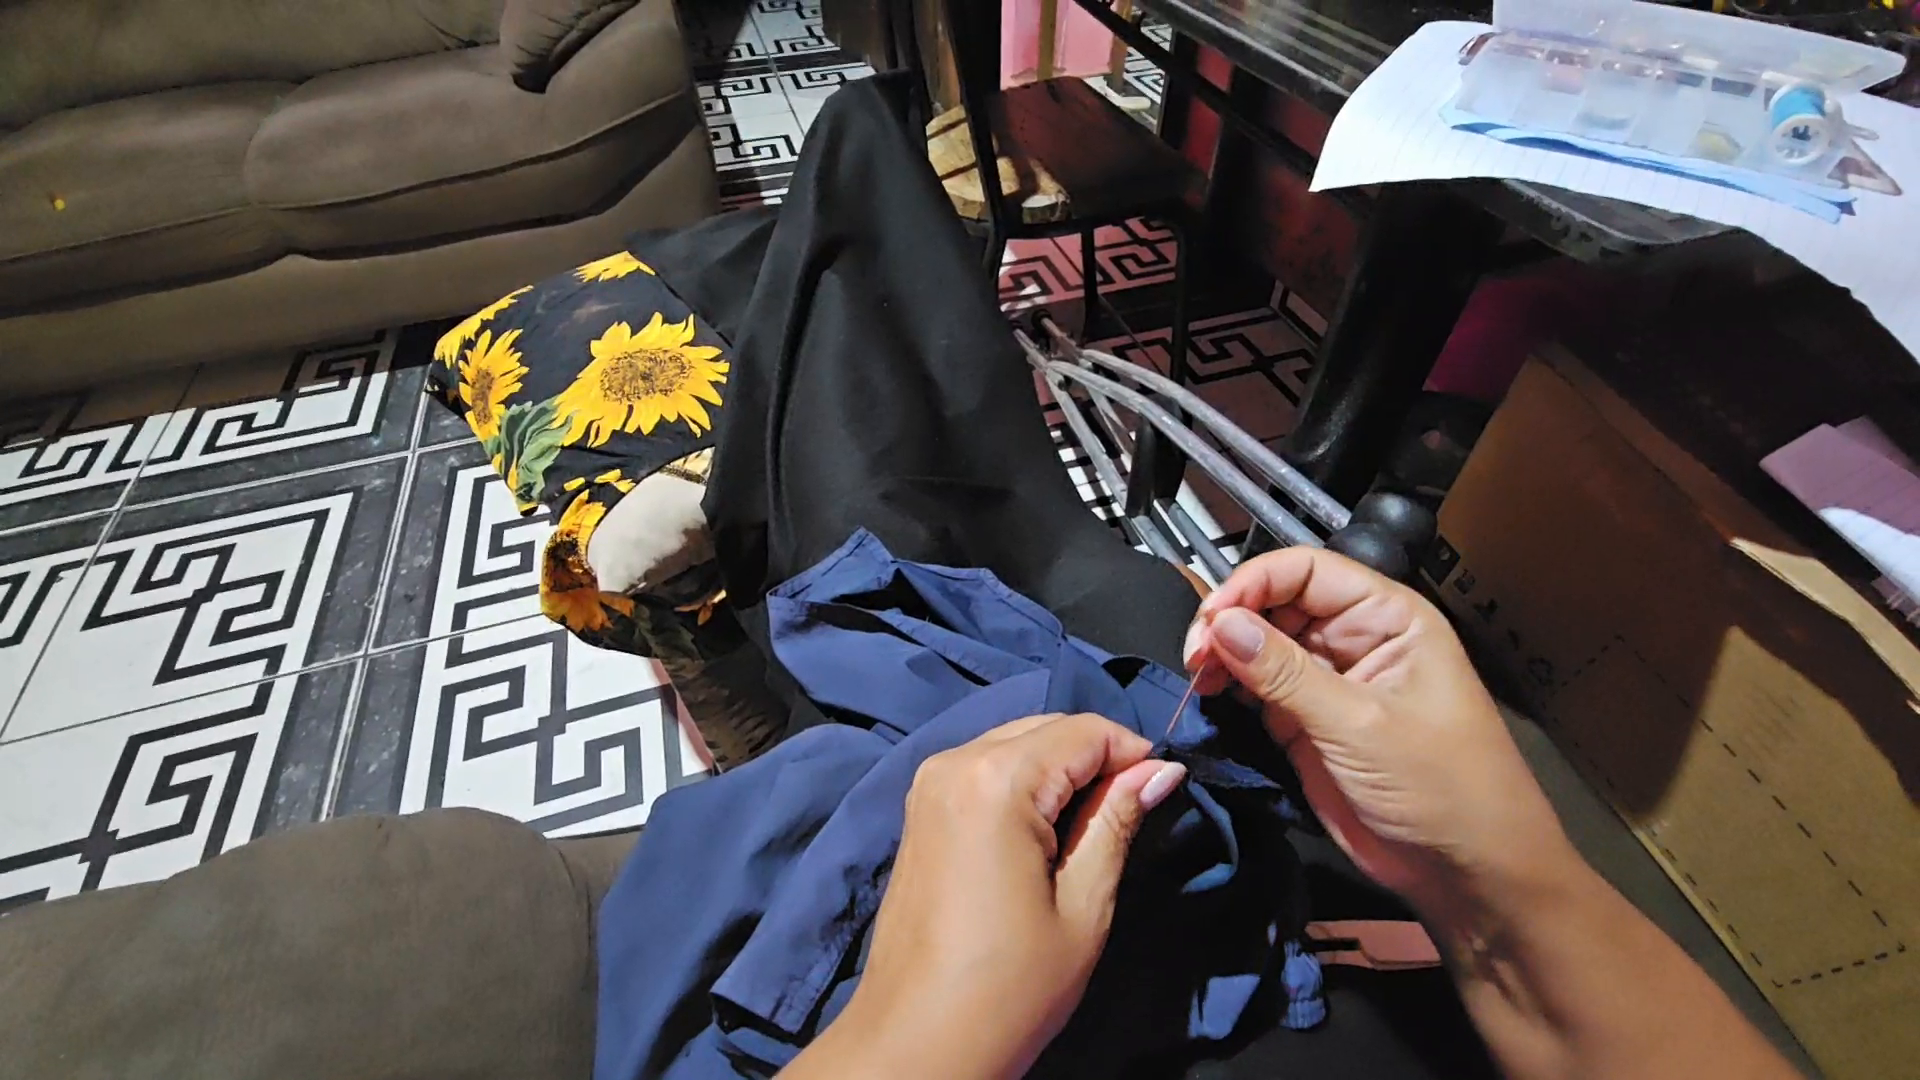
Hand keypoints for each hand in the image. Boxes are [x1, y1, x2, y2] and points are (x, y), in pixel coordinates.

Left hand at [789, 713, 1185, 1079]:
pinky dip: (1024, 778)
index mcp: (996, 779)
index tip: (1160, 789)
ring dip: (1060, 766)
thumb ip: (1118, 821)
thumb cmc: (1010, 986)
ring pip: (1016, 741)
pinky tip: (1044, 825)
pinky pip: (986, 764)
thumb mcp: (1082, 905)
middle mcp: (955, 760)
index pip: (1082, 732)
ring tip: (1089, 824)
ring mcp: (930, 780)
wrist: (915, 1043)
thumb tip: (1163, 770)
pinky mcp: (920, 803)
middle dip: (1095, 756)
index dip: (1131, 752)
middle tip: (1129, 810)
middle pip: (1045, 728)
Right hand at [1182, 547, 1574, 922]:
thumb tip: (1219, 622)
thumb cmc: (1439, 787)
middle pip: (1274, 602)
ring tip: (1199, 678)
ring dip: (1223, 654)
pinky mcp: (1303, 718)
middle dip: (1230, 621)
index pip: (1305, 571)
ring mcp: (1325, 679)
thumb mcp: (1361, 724)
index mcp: (1385, 618)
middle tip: (1195, 657)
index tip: (1211, 619)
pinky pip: (1255, 685)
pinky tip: (1210, 695)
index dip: (1253, 584)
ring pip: (1258, 643)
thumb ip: (1285, 672)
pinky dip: (1228, 686)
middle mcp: (1351, 638)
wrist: (1468, 877)